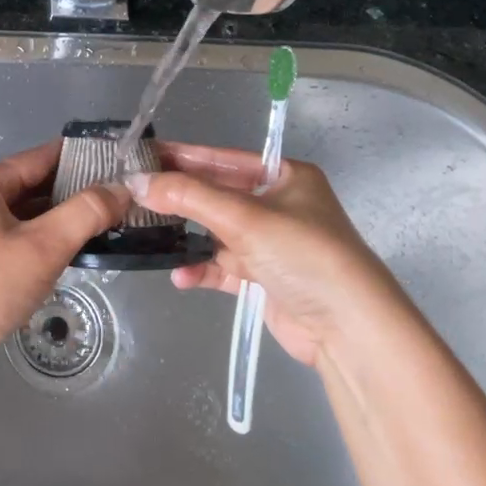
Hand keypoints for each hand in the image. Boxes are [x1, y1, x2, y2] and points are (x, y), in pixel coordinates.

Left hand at [0, 140, 131, 377]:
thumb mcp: (44, 247)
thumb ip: (85, 213)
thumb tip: (121, 188)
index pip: (38, 157)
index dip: (77, 157)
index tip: (115, 160)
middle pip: (28, 184)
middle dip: (70, 190)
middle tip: (117, 197)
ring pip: (19, 214)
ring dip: (55, 217)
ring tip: (99, 223)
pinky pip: (9, 237)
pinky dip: (36, 239)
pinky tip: (62, 253)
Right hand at [129, 142, 405, 367]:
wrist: (350, 330)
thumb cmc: (303, 255)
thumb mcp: (244, 217)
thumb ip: (188, 197)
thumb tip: (136, 182)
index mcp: (286, 177)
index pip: (225, 160)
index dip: (184, 157)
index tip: (144, 155)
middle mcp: (280, 206)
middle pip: (218, 195)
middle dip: (180, 198)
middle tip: (134, 193)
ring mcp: (273, 244)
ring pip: (217, 232)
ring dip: (187, 236)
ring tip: (148, 234)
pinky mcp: (266, 279)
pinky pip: (223, 266)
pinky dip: (201, 269)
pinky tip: (180, 276)